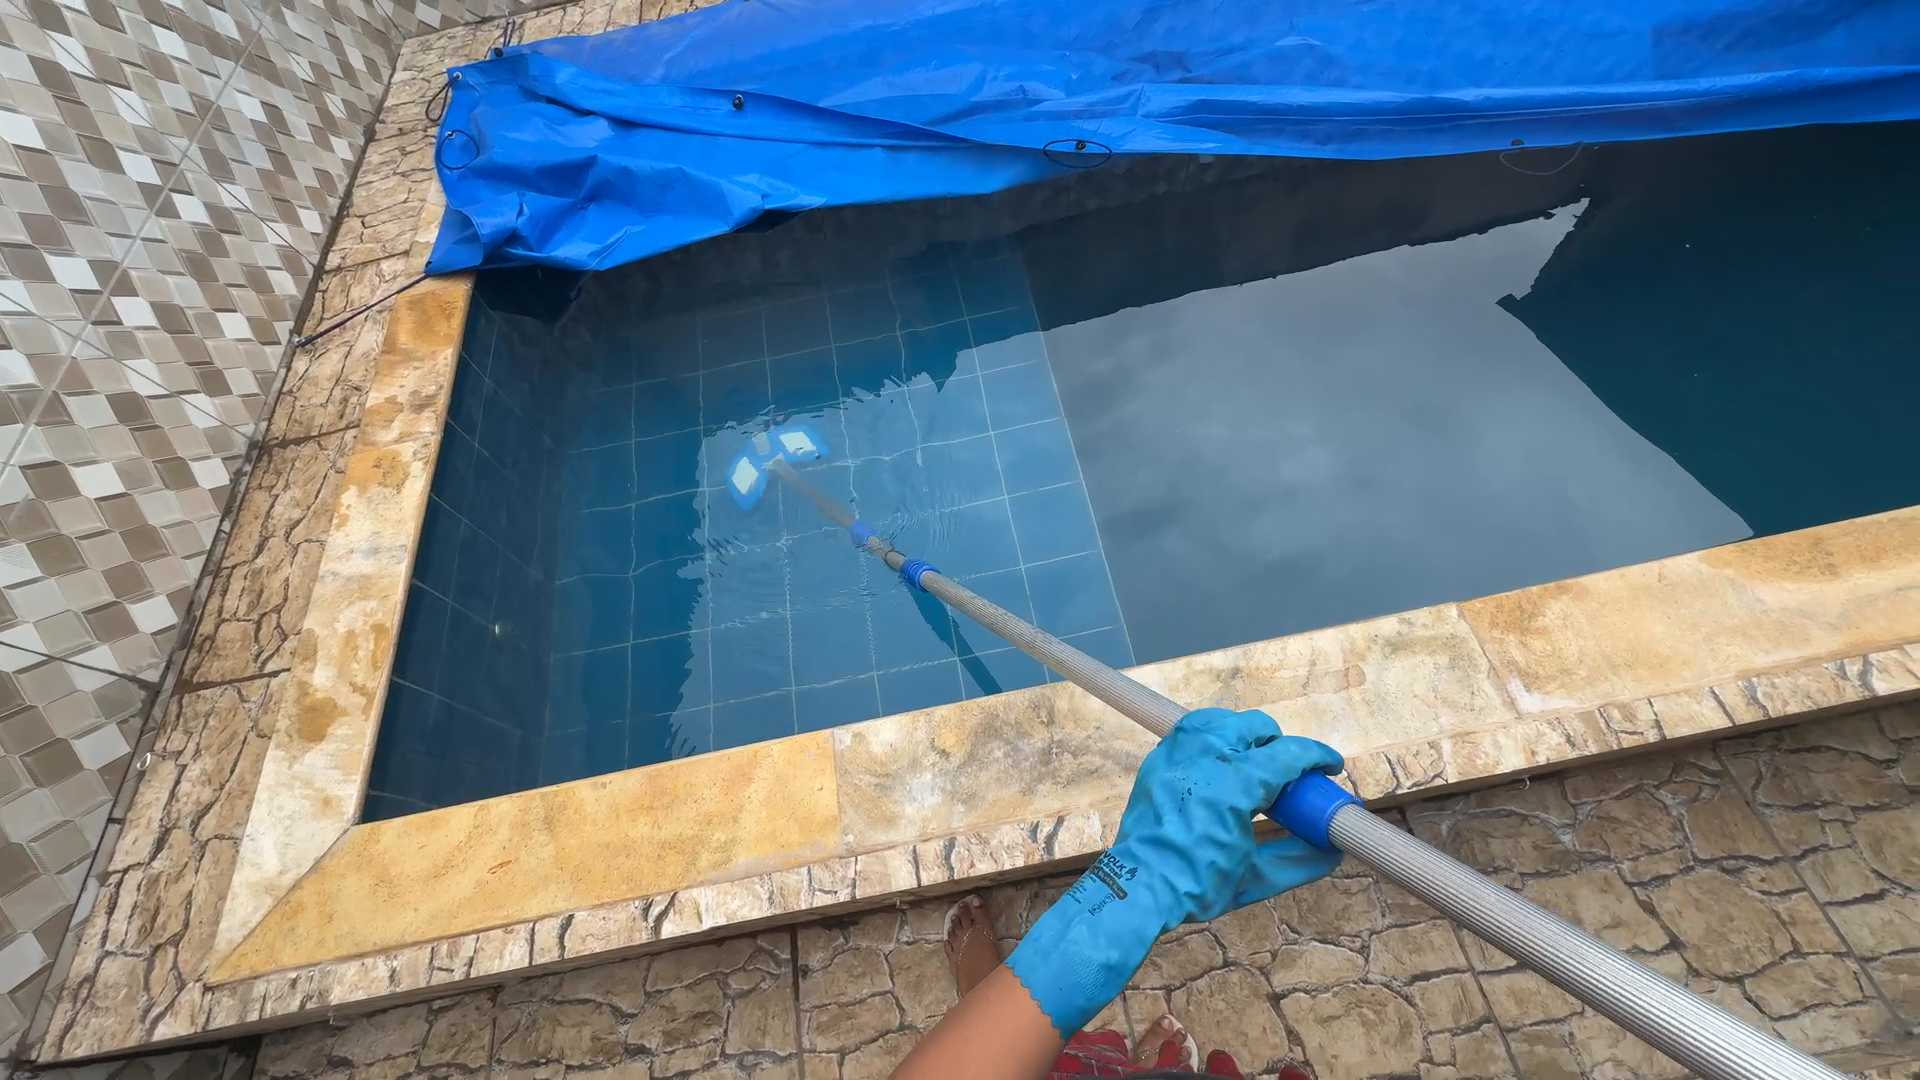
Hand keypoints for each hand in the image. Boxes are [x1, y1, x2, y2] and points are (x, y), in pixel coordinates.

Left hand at [1006, 708, 1344, 1036]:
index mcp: (1235, 784)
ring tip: (1253, 761)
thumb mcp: (1257, 877)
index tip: (1331, 766)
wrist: (1141, 882)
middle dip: (1279, 743)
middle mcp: (1206, 756)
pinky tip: (1220, 760)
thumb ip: (1299, 859)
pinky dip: (1212, 736)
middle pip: (1255, 725)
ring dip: (1244, 734)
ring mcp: (1178, 751)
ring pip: (1222, 720)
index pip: (1288, 753)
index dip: (1317, 756)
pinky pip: (1192, 730)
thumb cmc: (1197, 883)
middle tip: (1289, 772)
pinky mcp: (1159, 756)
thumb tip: (1332, 849)